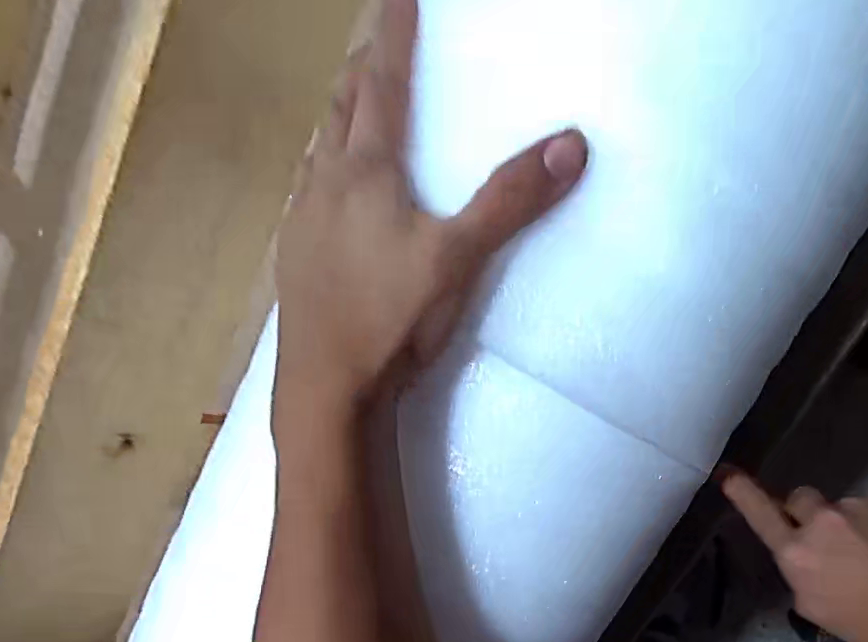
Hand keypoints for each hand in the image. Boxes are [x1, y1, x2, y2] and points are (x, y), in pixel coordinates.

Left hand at [273, 0, 587, 444]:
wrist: (329, 381)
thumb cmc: (393, 316)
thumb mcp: (459, 258)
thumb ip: (510, 202)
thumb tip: (571, 145)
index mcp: (366, 170)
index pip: (381, 83)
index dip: (392, 34)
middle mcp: (325, 182)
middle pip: (340, 108)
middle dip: (360, 73)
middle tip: (373, 52)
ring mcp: (302, 221)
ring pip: (317, 152)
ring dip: (336, 123)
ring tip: (351, 117)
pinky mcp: (295, 259)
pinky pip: (307, 197)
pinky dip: (323, 177)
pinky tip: (330, 199)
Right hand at [721, 471, 867, 641]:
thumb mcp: (815, 608)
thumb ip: (799, 573)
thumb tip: (803, 554)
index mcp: (796, 555)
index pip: (761, 515)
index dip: (743, 493)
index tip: (728, 474)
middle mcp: (822, 522)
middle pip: (801, 499)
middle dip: (808, 513)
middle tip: (833, 542)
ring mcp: (858, 506)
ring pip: (842, 506)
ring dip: (850, 522)